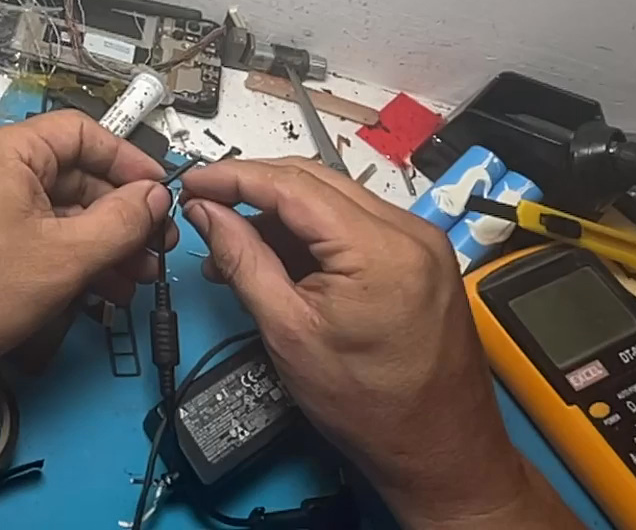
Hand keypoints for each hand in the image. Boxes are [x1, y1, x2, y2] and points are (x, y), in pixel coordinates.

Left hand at [0, 110, 175, 383]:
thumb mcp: (65, 257)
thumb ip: (120, 222)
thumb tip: (154, 197)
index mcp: (4, 150)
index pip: (80, 132)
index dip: (127, 160)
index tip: (158, 189)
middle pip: (72, 174)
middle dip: (118, 214)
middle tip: (154, 244)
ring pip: (57, 208)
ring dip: (100, 240)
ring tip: (134, 276)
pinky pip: (36, 229)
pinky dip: (69, 252)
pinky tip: (99, 285)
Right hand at [182, 158, 573, 528]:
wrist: (441, 458)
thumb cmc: (374, 409)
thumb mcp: (287, 331)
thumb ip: (241, 258)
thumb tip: (205, 212)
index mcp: (382, 250)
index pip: (291, 185)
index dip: (233, 177)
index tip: (194, 181)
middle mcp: (409, 232)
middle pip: (310, 179)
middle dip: (250, 186)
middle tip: (205, 202)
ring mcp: (417, 240)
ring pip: (326, 196)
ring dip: (274, 210)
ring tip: (231, 241)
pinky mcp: (415, 254)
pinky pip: (347, 219)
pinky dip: (304, 230)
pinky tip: (271, 253)